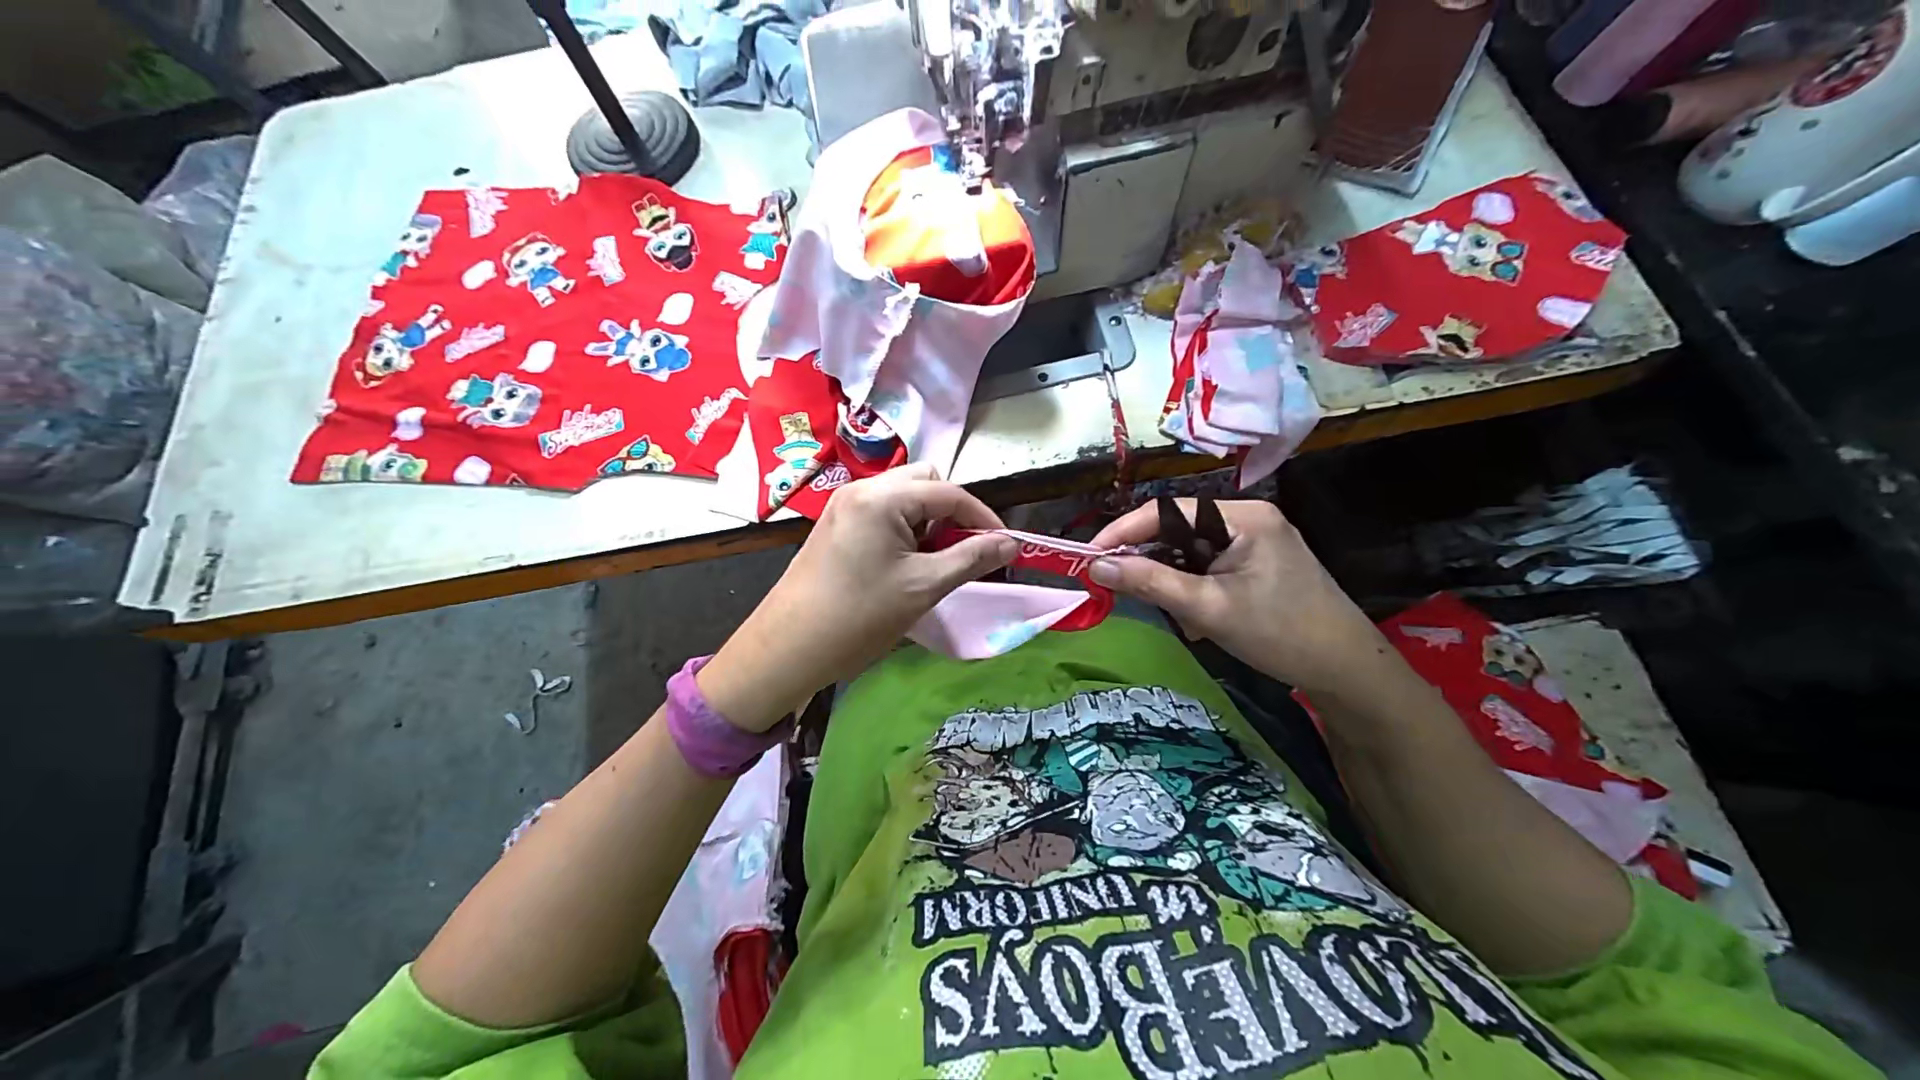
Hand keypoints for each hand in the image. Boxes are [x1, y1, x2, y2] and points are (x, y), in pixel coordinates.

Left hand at [698, 465, 1017, 730]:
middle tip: (962, 552)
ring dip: (929, 522)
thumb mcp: (924, 587)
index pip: (949, 493)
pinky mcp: (836, 526)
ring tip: (935, 563)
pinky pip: (883, 513)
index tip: (1006, 547)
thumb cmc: (859, 617)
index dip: (983, 519)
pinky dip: (905, 530)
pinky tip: (906, 564)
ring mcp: (844, 507)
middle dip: (953, 513)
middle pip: (925, 483)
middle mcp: (861, 490)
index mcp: (882, 498)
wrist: (788, 648)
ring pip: (903, 498)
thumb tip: (1011, 543)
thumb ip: (971, 559)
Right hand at [1088, 499, 1391, 696]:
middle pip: (1177, 530)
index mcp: (1242, 517)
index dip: (1123, 531)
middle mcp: (1248, 518)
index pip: (1166, 512)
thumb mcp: (1207, 608)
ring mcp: (1256, 540)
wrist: (1348, 670)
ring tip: (1184, 620)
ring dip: (1175, 583)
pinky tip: (1201, 620)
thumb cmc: (1280, 634)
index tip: (1090, 557)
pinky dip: (1194, 591)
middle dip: (1152, 564)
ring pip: (1190, 552)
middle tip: (1128, 593)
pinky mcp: (1259, 562)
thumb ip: (1150, 582)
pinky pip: (1209, 566)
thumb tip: (1096, 566)